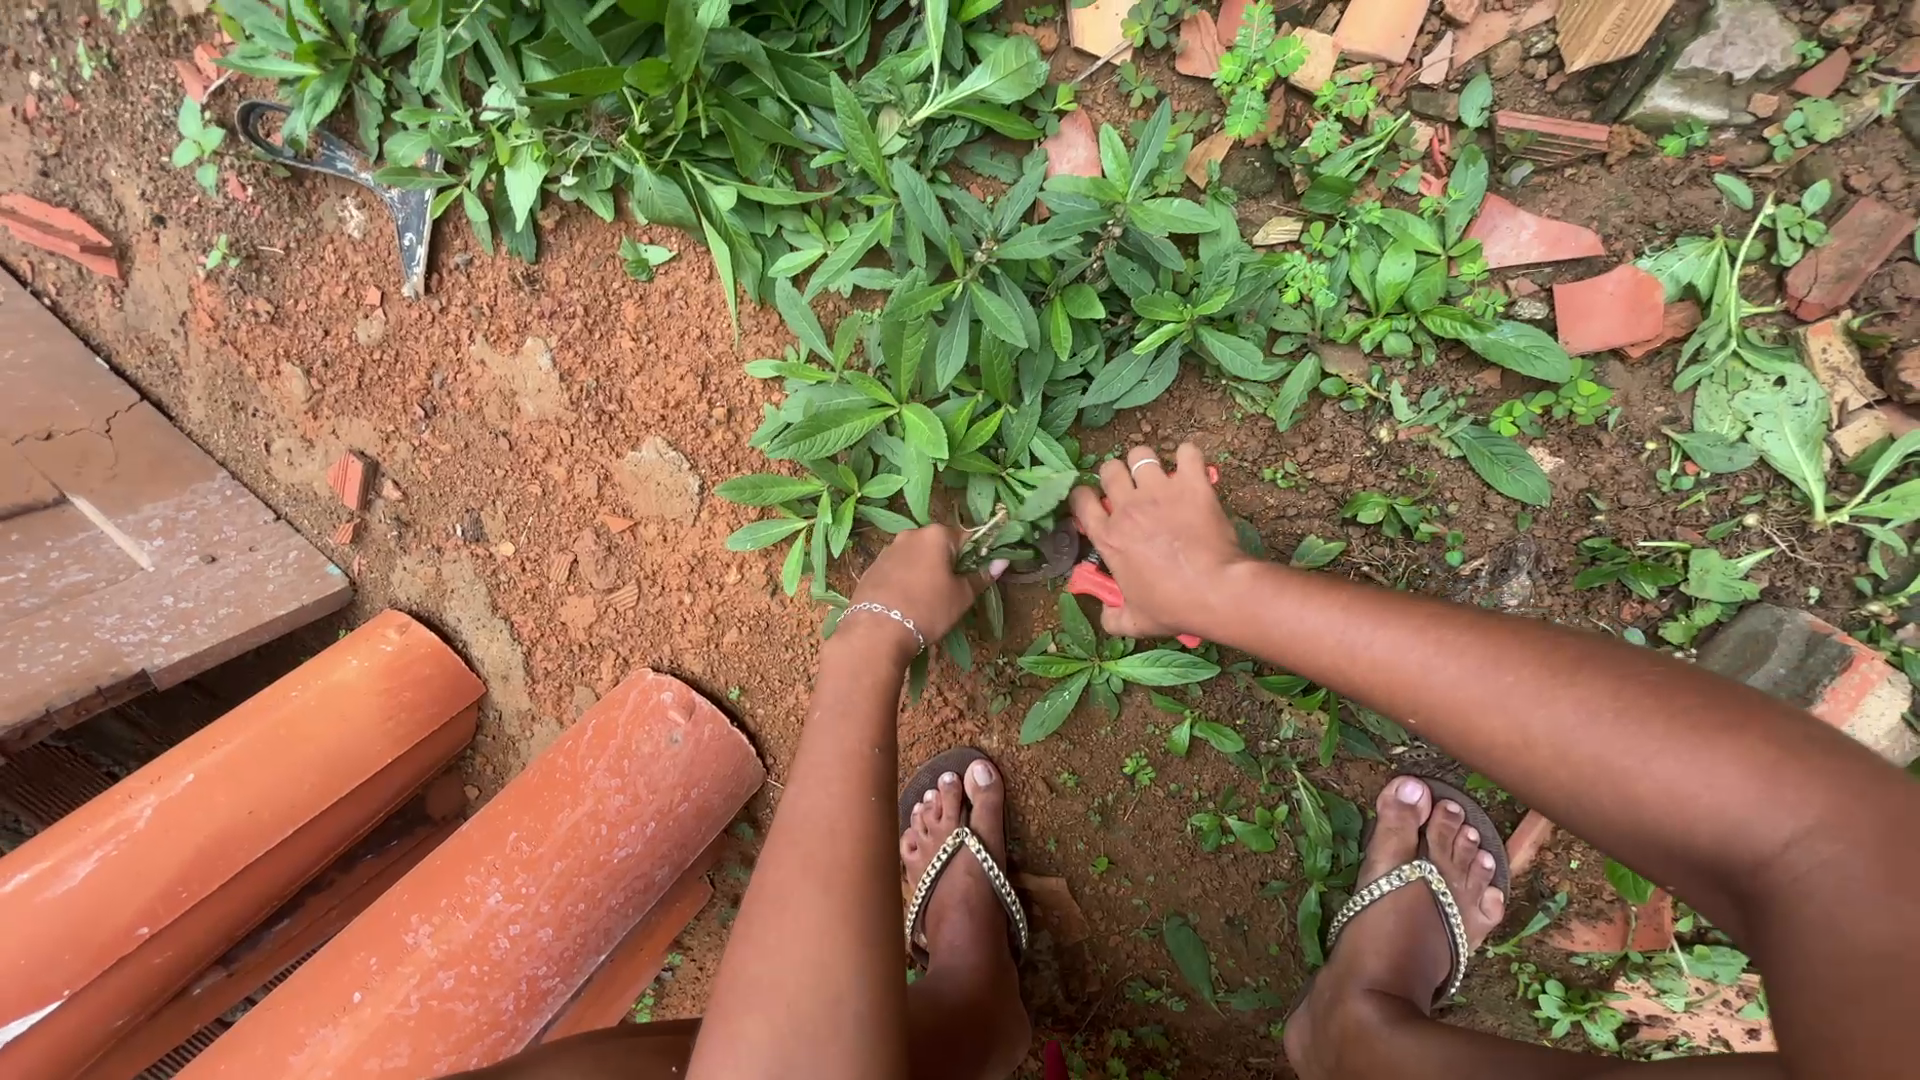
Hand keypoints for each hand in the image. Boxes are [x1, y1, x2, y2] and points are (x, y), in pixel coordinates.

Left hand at [840, 525, 1001, 664]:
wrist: (877, 631)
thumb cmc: (928, 609)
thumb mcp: (961, 596)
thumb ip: (982, 576)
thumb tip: (1003, 561)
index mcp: (936, 535)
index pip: (966, 537)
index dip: (976, 555)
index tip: (977, 574)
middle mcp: (911, 534)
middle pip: (939, 544)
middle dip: (949, 562)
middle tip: (954, 590)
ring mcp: (889, 549)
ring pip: (917, 556)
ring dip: (926, 570)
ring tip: (928, 598)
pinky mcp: (873, 566)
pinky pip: (898, 568)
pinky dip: (906, 579)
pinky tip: (907, 601)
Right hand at [1068, 443, 1250, 638]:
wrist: (1216, 591)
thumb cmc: (1173, 606)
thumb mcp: (1136, 621)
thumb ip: (1113, 618)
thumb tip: (1105, 617)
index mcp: (1108, 537)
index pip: (1080, 500)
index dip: (1085, 496)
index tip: (1097, 503)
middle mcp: (1127, 508)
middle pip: (1109, 469)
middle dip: (1117, 474)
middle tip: (1131, 489)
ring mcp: (1159, 492)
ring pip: (1141, 455)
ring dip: (1146, 462)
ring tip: (1158, 476)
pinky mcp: (1191, 484)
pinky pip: (1186, 452)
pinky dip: (1188, 456)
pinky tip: (1190, 468)